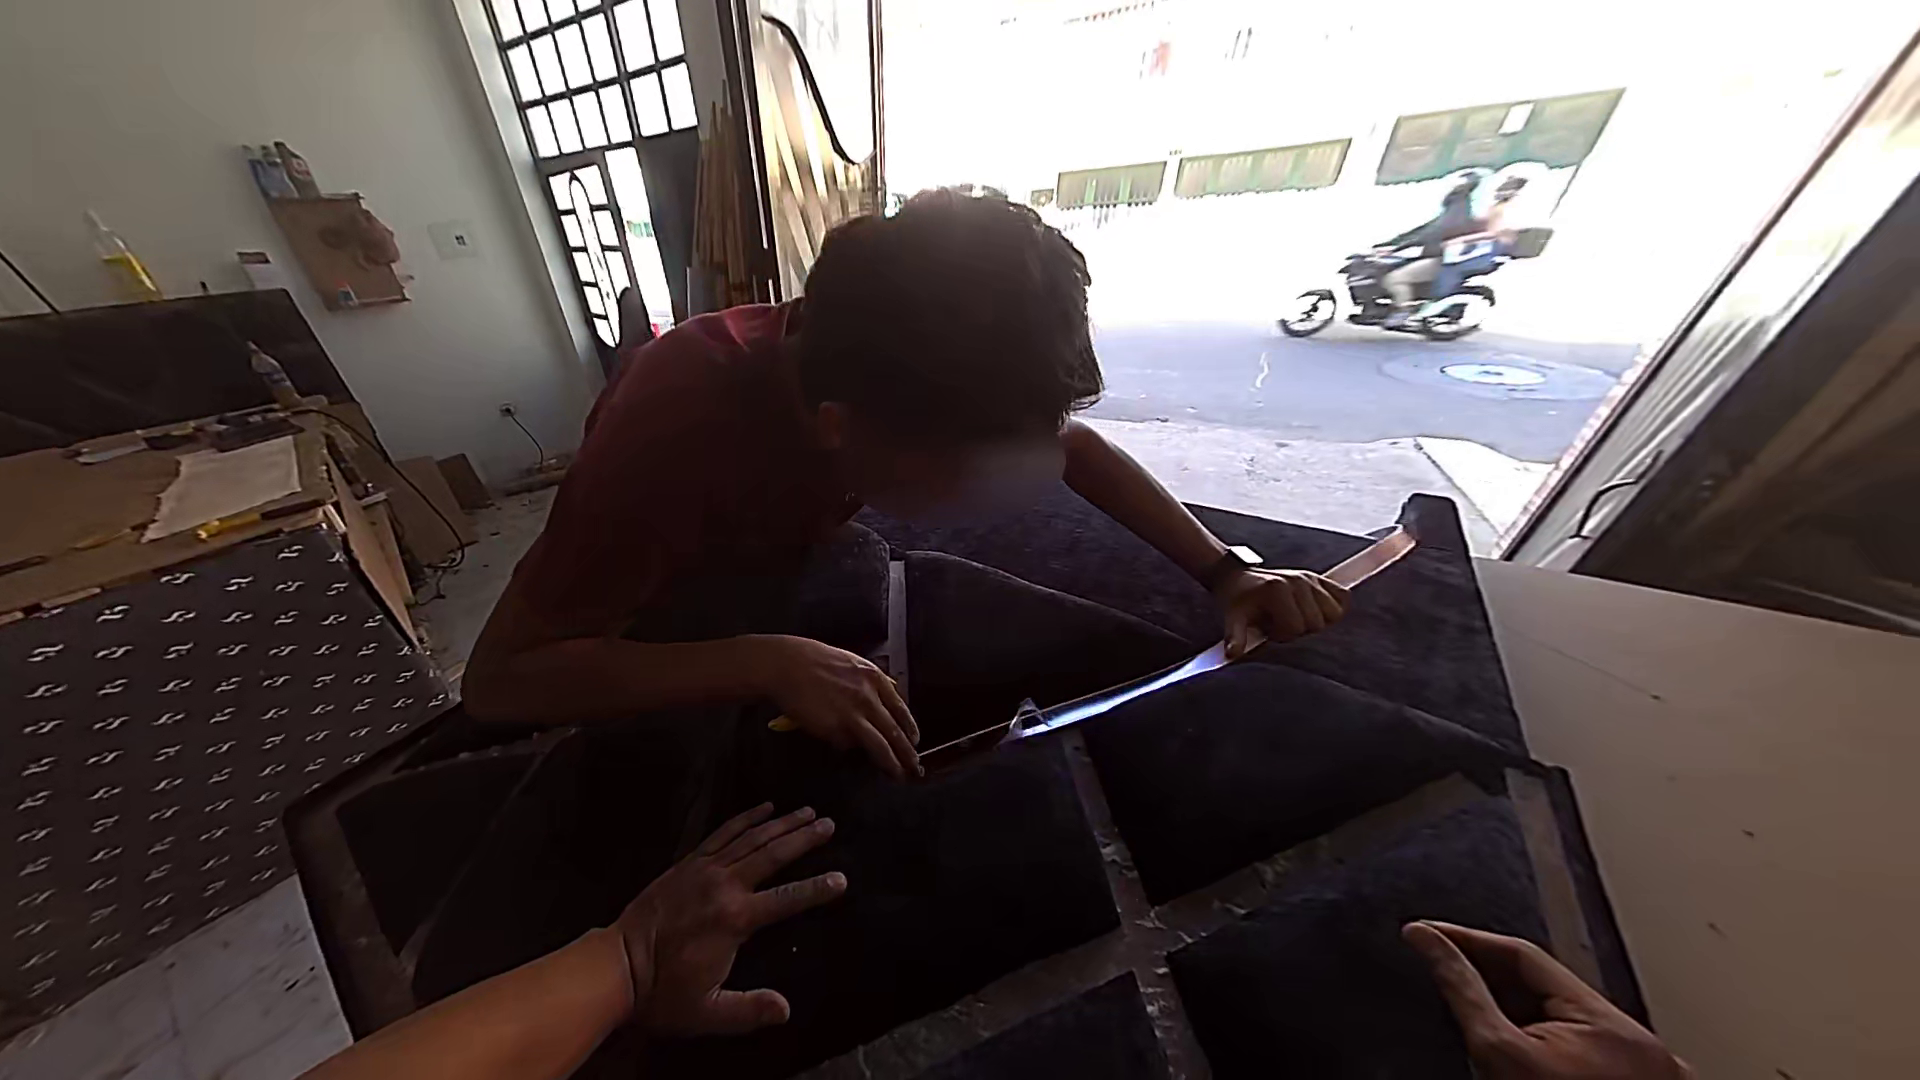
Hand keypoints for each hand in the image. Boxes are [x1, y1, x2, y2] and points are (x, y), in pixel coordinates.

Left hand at [615, 804, 847, 1035]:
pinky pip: (725, 831)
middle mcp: (727, 885)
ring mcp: (708, 867)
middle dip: (805, 838)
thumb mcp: (705, 1013)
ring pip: (754, 837)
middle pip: (774, 854)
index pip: (786, 898)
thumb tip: (787, 1009)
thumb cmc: (664, 991)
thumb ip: (747, 1010)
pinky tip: (765, 807)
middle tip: (829, 823)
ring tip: (808, 810)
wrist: (616, 965)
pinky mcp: (692, 859)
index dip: (816, 889)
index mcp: (736, 919)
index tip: (842, 878)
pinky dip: (747, 817)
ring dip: (783, 822)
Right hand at [753, 635, 920, 777]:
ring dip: (892, 763)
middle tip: (915, 767)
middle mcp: (869, 697)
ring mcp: (853, 714)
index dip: (910, 728)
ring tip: (898, 775)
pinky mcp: (835, 728)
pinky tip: (844, 749)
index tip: (915, 741)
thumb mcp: (851, 664)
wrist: (788, 664)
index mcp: (875, 678)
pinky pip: (846, 745)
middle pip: (895, 731)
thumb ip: (867, 684)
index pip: (901, 709)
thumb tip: (877, 705)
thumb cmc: (814, 660)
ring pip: (880, 745)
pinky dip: (847, 749)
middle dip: (907, 752)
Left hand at [1212, 567, 1348, 657]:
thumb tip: (1232, 655)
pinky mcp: (1319, 578)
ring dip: (1316, 621)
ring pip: (1334, 614)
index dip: (1281, 635)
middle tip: (1279, 623)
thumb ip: (1236, 637)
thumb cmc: (1238, 601)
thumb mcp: (1233, 618)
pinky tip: (1312, 610)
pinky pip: (1343, 597)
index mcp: (1277, 590)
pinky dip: (1333, 608)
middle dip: (1298, 630)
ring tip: (1294, 617)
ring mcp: (1310, 578)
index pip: (1296, 627)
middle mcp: (1298, 581)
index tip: (1268, 628)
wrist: (1238, 579)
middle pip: (1317, 624)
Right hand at [1403, 921, 1694, 1079]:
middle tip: (1437, 961)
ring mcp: (1642, 1075)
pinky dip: (1531, 1032)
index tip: (1426, 933)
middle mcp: (1642, 1049)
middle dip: (1485, 972)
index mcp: (1616, 1029)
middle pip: (1542, 985)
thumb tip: (1424, 937)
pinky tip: (1501, 1034)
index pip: (1523, 955)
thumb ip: (1459, 985)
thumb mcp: (1495, 1050)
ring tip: (1462, 995)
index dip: (1468, 939)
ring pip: (1555, 1014)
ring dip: (1506, 1002)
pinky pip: (1571, 1043)